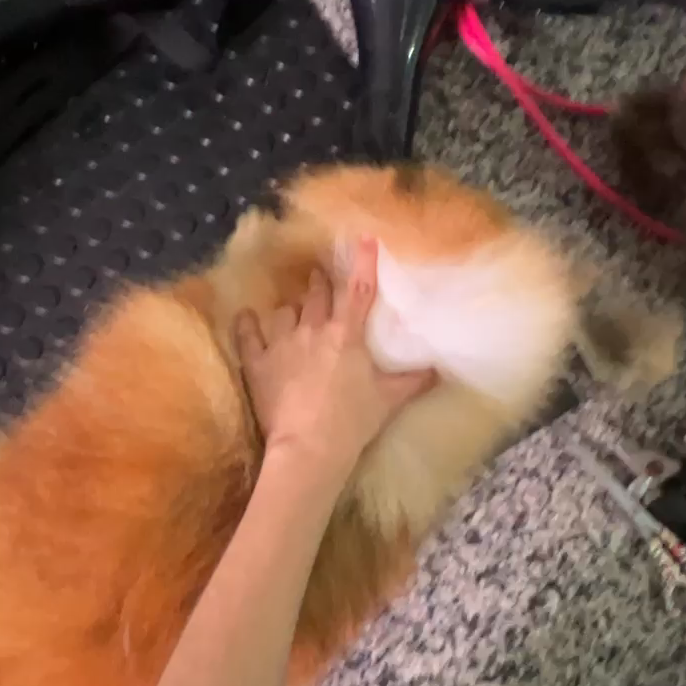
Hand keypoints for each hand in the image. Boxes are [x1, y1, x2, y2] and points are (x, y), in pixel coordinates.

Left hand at [235, 238, 437, 478]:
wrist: (310, 447)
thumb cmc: (353, 421)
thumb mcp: (389, 400)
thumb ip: (413, 381)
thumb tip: (440, 370)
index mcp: (347, 335)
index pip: (359, 290)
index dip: (363, 262)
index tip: (364, 238)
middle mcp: (313, 329)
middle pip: (316, 295)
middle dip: (319, 282)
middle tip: (318, 276)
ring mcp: (282, 344)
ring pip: (284, 312)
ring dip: (290, 309)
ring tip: (291, 311)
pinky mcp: (258, 363)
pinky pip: (248, 335)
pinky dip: (247, 324)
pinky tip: (245, 317)